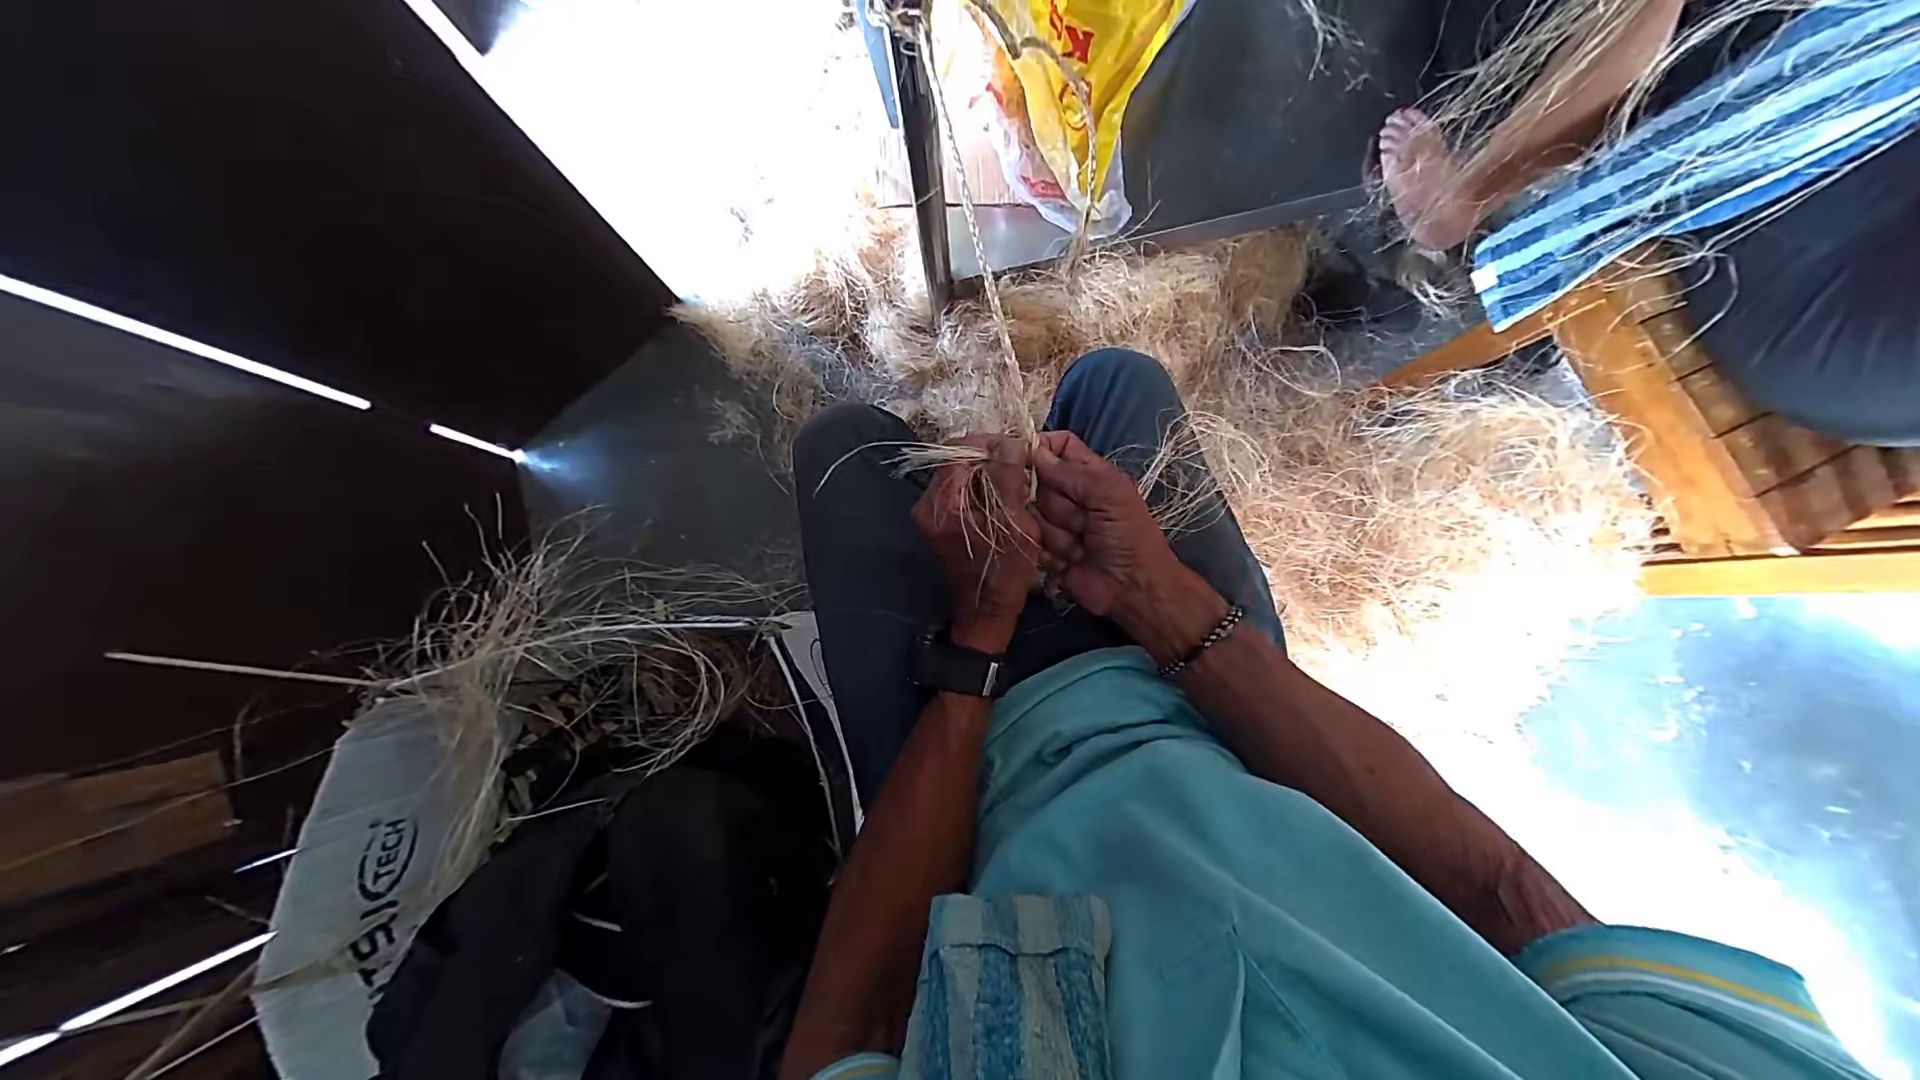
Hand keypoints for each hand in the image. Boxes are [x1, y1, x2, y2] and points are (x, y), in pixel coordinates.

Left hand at [912, 435, 1039, 648]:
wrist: (987, 612)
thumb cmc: (1003, 572)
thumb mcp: (1013, 522)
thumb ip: (1007, 478)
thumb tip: (1008, 442)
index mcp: (940, 505)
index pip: (958, 453)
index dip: (988, 444)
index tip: (1016, 447)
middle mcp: (928, 507)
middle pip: (957, 464)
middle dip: (990, 458)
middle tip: (1019, 462)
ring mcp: (933, 517)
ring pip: (962, 478)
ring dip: (988, 473)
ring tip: (1016, 478)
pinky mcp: (942, 526)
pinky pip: (963, 495)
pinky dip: (983, 490)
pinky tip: (1005, 496)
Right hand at [1033, 431, 1226, 659]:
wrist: (1132, 588)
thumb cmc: (1130, 537)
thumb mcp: (1110, 495)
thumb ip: (1071, 472)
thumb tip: (1034, 452)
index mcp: (1087, 473)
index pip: (1056, 446)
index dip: (1040, 448)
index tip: (1027, 459)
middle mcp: (1066, 494)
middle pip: (1035, 483)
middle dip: (1057, 506)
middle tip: (1083, 522)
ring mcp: (1053, 523)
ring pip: (1030, 516)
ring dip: (1058, 534)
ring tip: (1082, 546)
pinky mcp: (1044, 550)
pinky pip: (1029, 543)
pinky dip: (1051, 554)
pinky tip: (1071, 562)